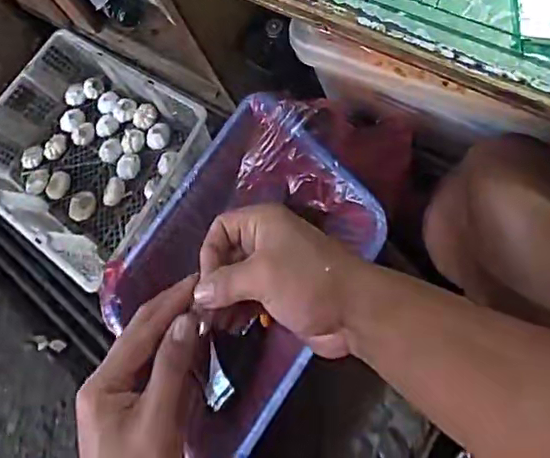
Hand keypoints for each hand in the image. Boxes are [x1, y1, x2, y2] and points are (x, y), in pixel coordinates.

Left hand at [77, 274, 202, 457]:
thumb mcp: (157, 421)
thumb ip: (171, 366)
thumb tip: (188, 317)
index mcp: (102, 382)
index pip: (142, 327)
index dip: (172, 300)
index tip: (200, 280)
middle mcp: (105, 383)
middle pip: (143, 333)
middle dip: (174, 309)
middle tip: (205, 288)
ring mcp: (117, 398)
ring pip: (150, 349)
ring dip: (177, 328)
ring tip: (203, 307)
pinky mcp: (133, 412)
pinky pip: (155, 371)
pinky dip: (177, 354)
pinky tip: (194, 344)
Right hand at [195, 204, 366, 358]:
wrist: (352, 310)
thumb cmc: (306, 281)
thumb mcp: (262, 276)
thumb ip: (226, 282)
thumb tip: (197, 293)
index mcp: (262, 222)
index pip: (221, 227)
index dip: (209, 253)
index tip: (206, 285)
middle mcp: (265, 239)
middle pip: (226, 254)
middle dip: (213, 282)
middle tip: (203, 314)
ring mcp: (273, 267)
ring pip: (236, 279)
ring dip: (223, 300)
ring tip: (214, 325)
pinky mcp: (279, 293)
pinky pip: (249, 296)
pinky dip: (238, 309)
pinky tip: (231, 327)